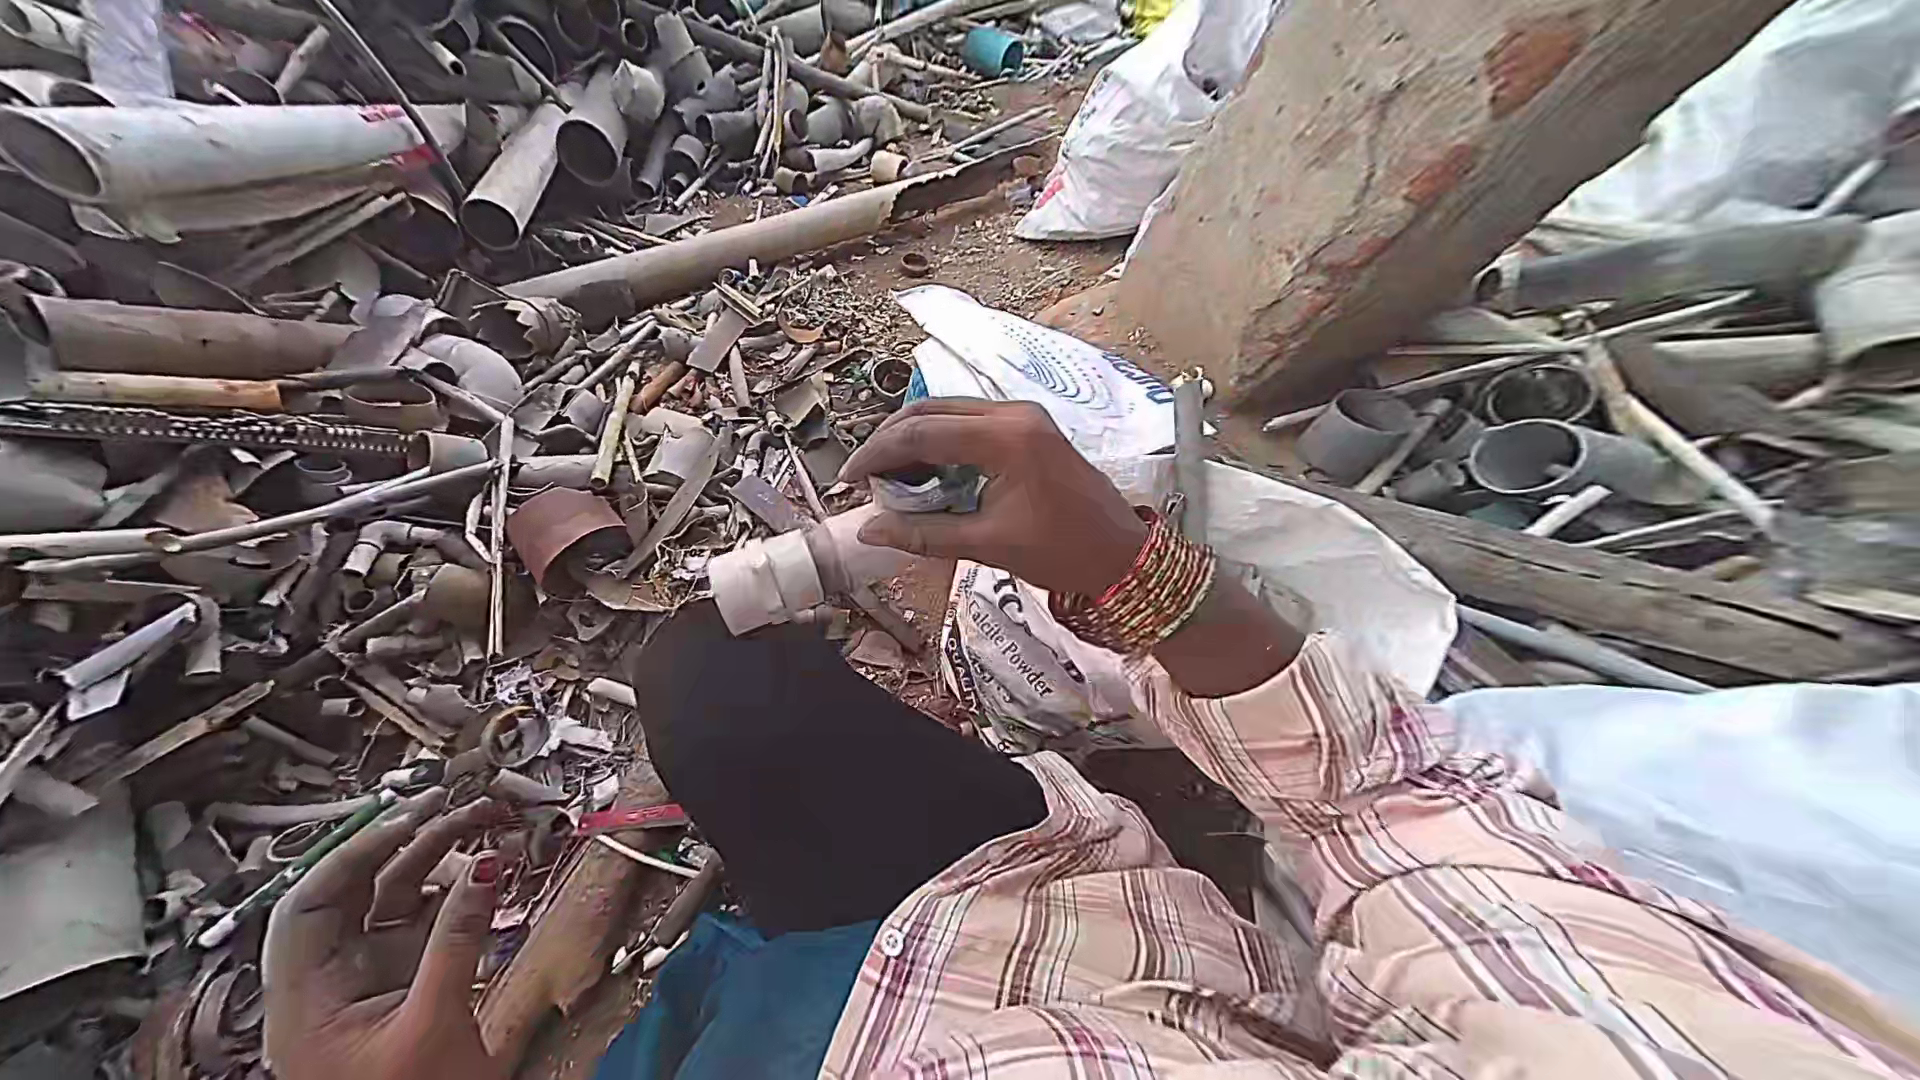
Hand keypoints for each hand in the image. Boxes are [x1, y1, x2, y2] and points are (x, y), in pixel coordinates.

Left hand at [263, 789, 507, 1079]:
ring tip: (486, 817)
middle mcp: (336, 975)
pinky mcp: (416, 967)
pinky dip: (461, 880)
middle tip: (455, 801)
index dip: (355, 854)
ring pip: (399, 891)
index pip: (308, 907)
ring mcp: (379, 968)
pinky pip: (433, 910)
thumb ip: (458, 938)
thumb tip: (487, 864)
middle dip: (406, 839)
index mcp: (308, 999)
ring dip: (442, 851)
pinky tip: (490, 862)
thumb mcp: (434, 1021)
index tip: (413, 818)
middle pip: (357, 889)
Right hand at [839, 399, 1148, 595]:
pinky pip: (969, 424)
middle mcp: (1014, 414)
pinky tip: (927, 472)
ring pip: (948, 413)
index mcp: (1007, 439)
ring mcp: (1023, 416)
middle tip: (866, 478)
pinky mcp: (1028, 427)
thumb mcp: (988, 545)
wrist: (1121, 555)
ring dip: (914, 440)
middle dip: (890, 443)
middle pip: (930, 412)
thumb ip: (924, 534)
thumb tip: (869, 531)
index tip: (849, 479)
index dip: (877, 454)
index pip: (921, 432)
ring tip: (891, 478)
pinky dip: (941, 444)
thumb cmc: (1063, 552)